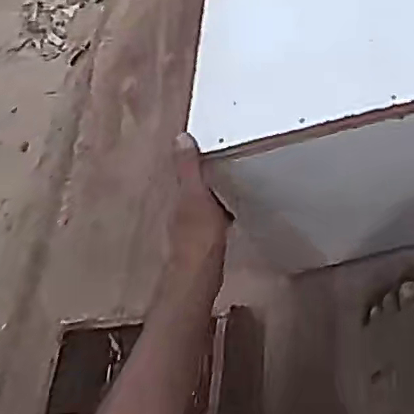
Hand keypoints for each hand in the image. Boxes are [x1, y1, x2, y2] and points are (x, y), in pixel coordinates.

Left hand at [169, 133, 229, 283]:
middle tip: (227, 156)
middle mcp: (182, 209)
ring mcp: (193, 225)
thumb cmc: (199, 235)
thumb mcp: (196, 196)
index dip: (194, 154)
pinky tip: (234, 210)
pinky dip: (223, 208)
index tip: (210, 140)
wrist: (200, 277)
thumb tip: (180, 136)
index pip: (185, 168)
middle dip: (207, 171)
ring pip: (205, 199)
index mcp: (180, 195)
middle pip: (195, 184)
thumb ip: (188, 168)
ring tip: (234, 178)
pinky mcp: (205, 239)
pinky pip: (215, 215)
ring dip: (215, 190)